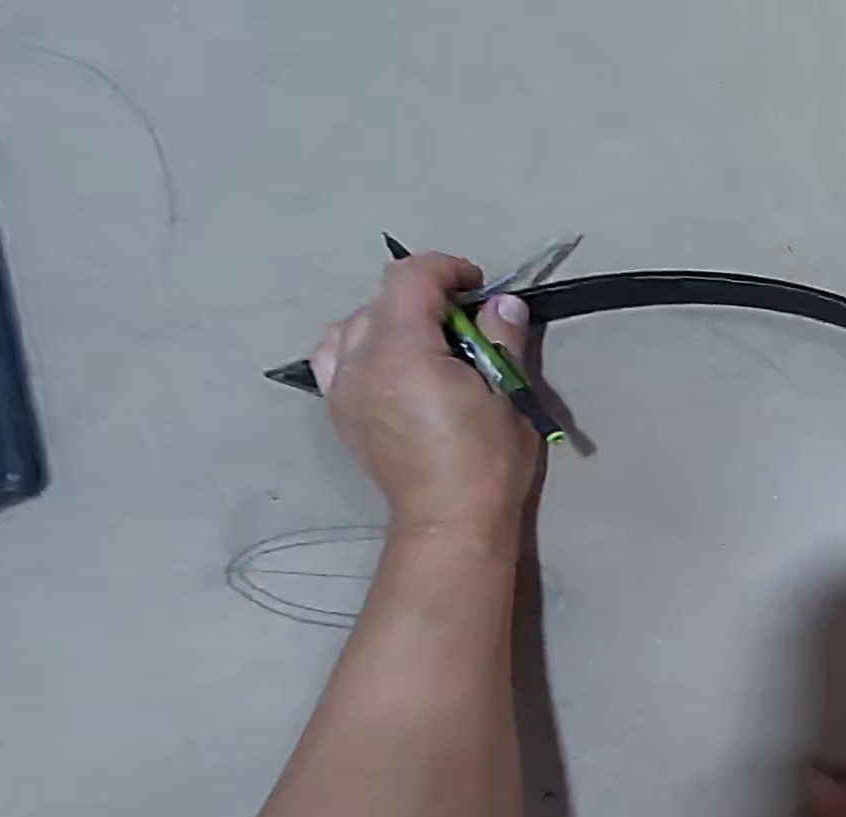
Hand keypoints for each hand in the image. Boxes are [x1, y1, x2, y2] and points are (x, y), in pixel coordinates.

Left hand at [310, 252, 537, 534]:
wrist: (450, 519)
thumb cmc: (490, 461)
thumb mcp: (510, 398)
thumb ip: (503, 341)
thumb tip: (504, 301)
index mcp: (405, 352)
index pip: (411, 279)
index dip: (446, 269)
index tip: (478, 283)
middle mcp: (361, 359)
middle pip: (383, 298)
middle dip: (426, 296)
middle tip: (467, 324)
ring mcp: (341, 385)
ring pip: (354, 323)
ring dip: (393, 319)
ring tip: (428, 345)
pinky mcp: (338, 408)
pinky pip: (335, 354)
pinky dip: (362, 344)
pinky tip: (391, 364)